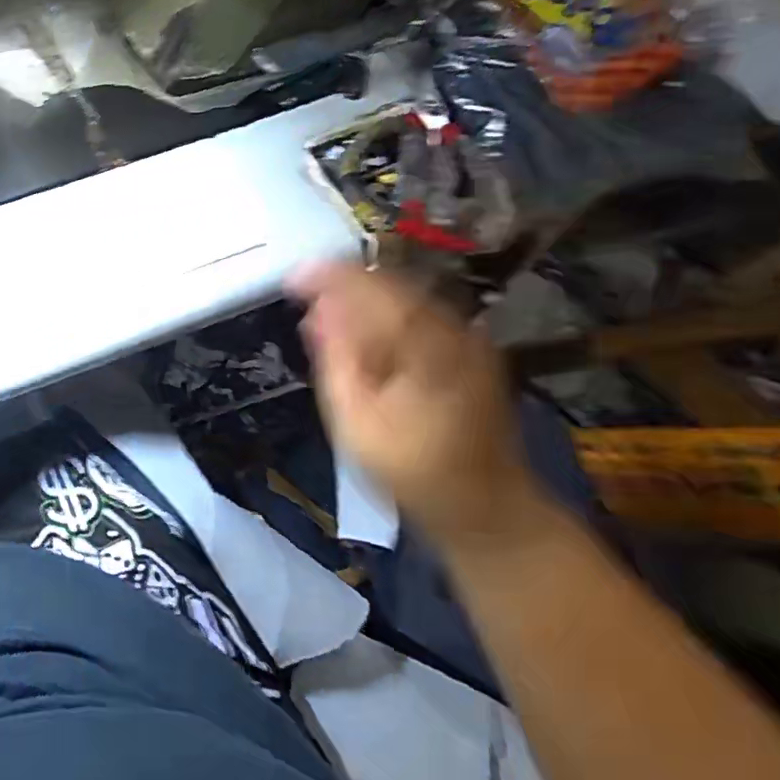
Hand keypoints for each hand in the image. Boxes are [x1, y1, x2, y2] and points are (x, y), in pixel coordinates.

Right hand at [285, 262, 544, 549]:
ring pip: (409, 296)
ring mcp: (469, 341)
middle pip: (393, 287)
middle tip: (303, 285)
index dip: (330, 277)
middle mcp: (453, 334)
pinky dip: (387, 308)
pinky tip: (363, 321)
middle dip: (345, 280)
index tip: (294, 274)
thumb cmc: (411, 470)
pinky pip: (422, 312)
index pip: (372, 293)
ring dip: (364, 292)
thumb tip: (318, 311)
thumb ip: (337, 360)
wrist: (485, 504)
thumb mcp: (356, 421)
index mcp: (424, 349)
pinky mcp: (472, 351)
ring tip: (325, 299)